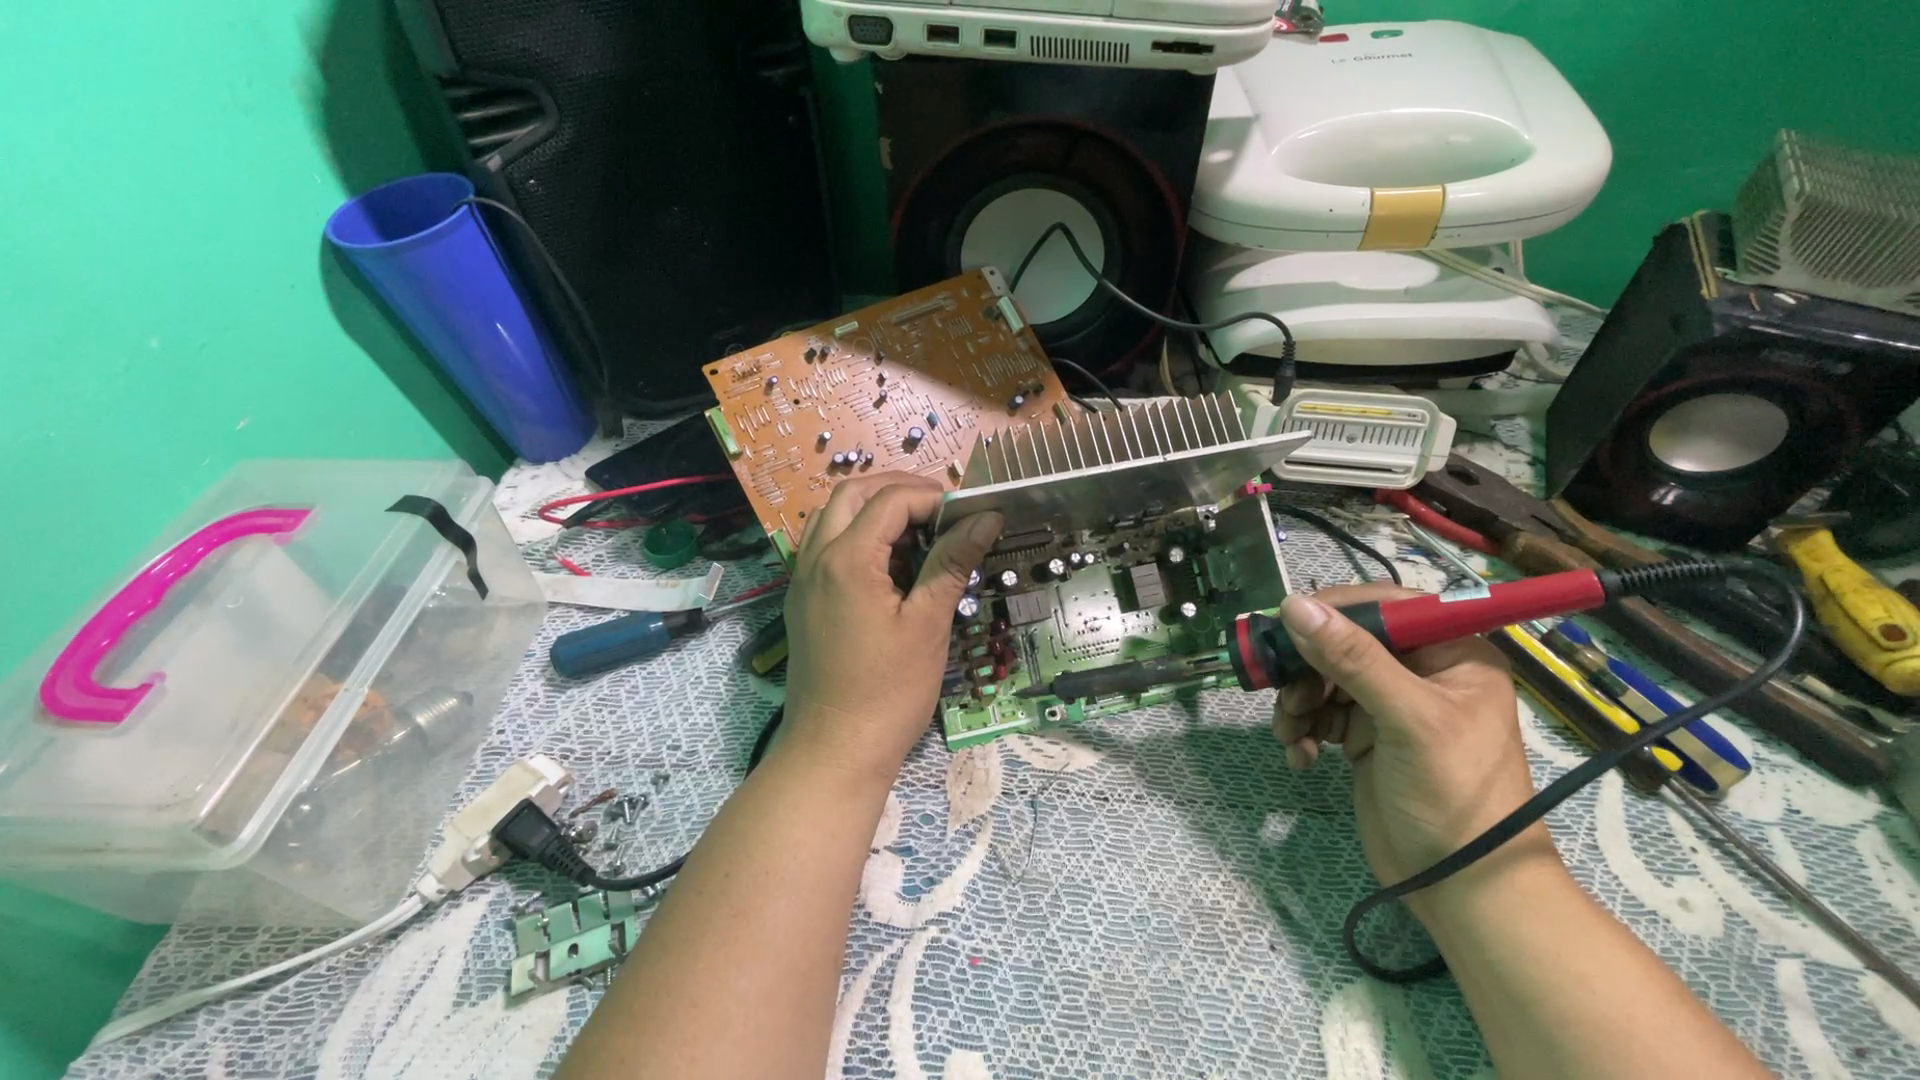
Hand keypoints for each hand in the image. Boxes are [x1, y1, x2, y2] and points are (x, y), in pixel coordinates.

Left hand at [782, 474, 1002, 779]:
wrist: (834, 751)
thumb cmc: (888, 692)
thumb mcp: (928, 624)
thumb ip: (952, 562)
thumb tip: (986, 517)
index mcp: (846, 559)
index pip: (890, 500)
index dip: (933, 497)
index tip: (969, 513)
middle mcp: (815, 559)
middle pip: (851, 494)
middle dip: (897, 490)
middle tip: (941, 510)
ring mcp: (802, 580)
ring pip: (831, 517)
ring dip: (871, 509)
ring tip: (917, 531)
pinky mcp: (802, 602)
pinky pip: (823, 547)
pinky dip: (855, 536)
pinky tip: (888, 564)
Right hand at [1271, 584, 1557, 913]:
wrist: (1462, 888)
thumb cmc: (1452, 794)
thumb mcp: (1407, 720)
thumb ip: (1352, 659)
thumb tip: (1294, 604)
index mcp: (1452, 654)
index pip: (1387, 607)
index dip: (1336, 610)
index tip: (1288, 623)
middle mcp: (1421, 672)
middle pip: (1346, 643)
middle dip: (1309, 668)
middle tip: (1285, 694)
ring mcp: (1391, 706)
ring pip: (1325, 679)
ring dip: (1299, 702)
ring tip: (1291, 733)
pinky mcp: (1366, 739)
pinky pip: (1321, 715)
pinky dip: (1304, 730)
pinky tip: (1302, 757)